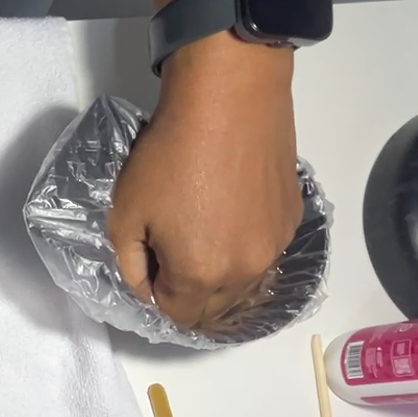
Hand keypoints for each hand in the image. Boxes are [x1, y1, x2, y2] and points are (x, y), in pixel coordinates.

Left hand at [108, 36, 302, 329]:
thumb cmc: (166, 160)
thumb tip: (143, 290)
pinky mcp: (293, 217)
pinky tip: (223, 224)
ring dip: (215, 277)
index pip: (177, 316)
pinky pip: (261, 255)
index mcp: (201, 275)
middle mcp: (247, 269)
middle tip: (164, 259)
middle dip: (185, 294)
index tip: (145, 273)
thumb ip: (129, 267)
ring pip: (241, 285)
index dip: (155, 300)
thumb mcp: (124, 219)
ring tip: (193, 243)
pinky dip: (240, 253)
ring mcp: (276, 244)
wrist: (229, 100)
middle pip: (212, 307)